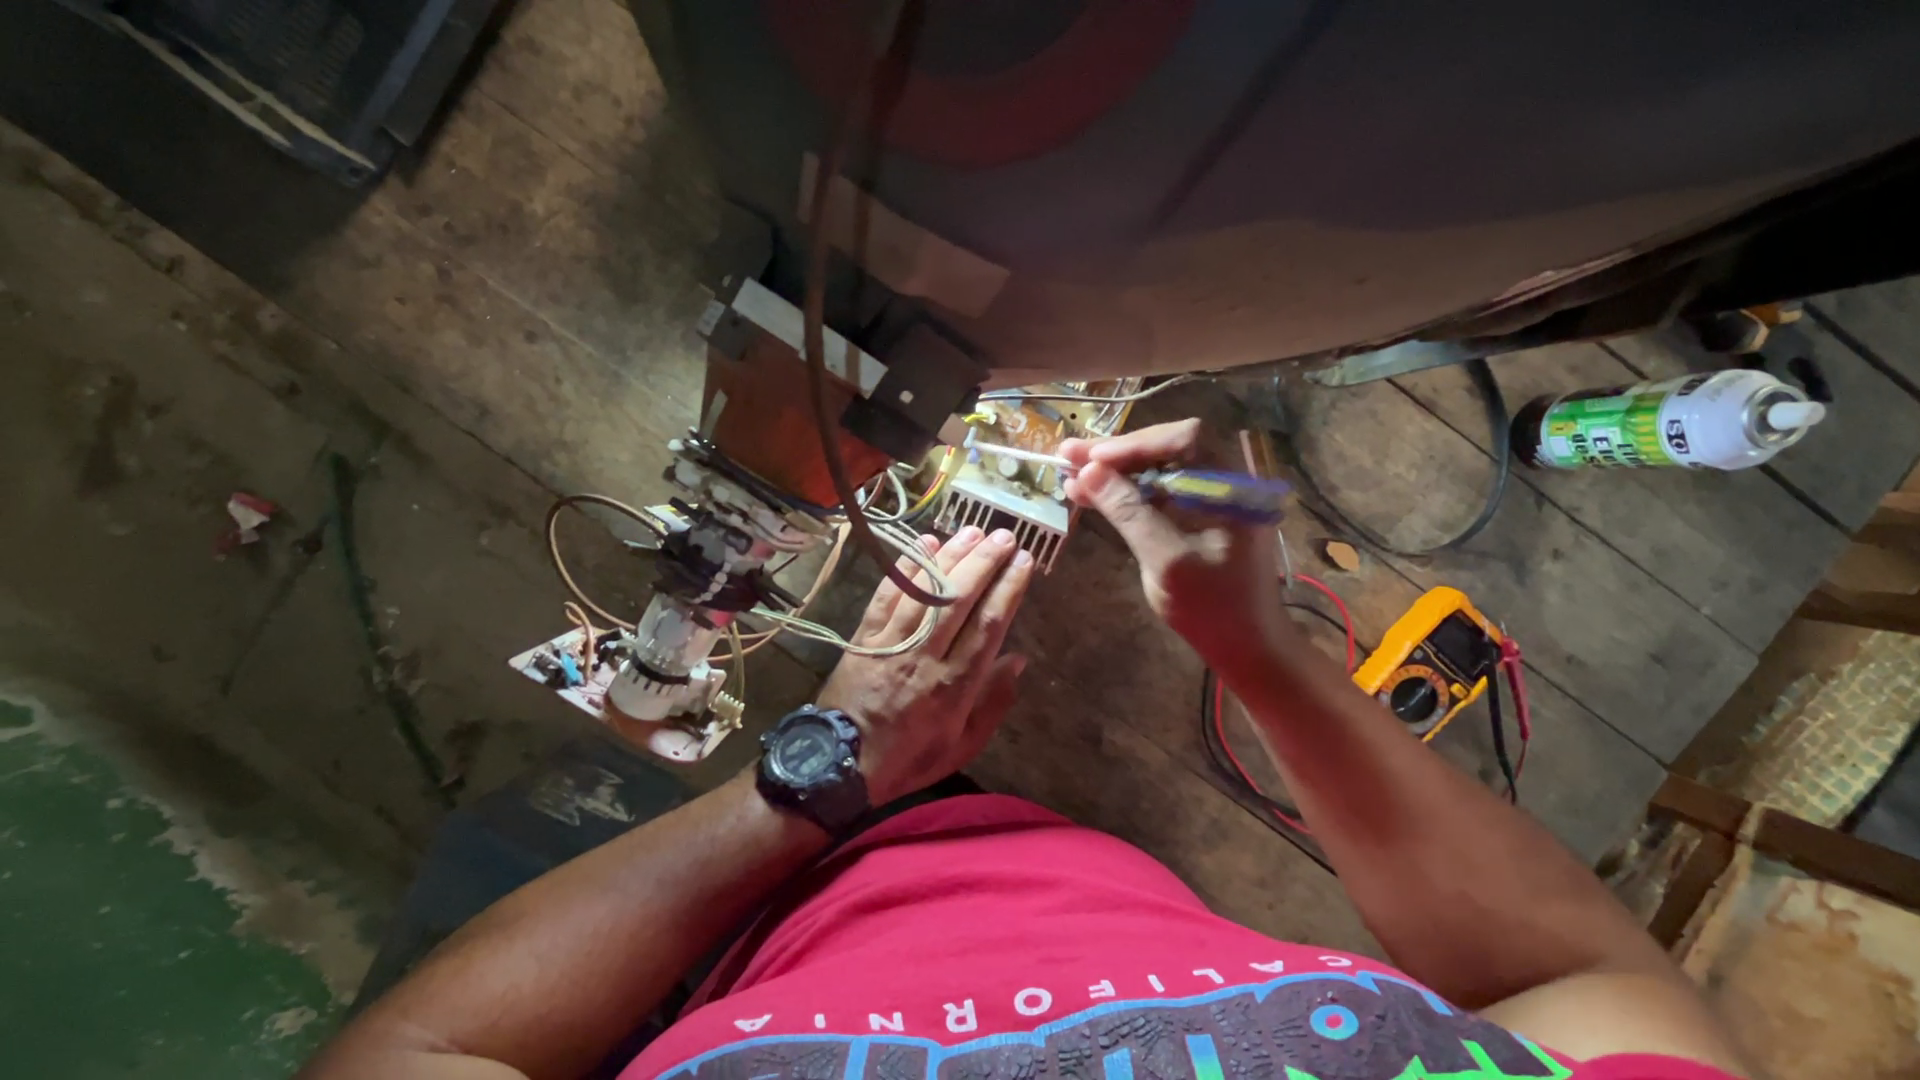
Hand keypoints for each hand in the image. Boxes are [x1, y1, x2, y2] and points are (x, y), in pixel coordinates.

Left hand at [817, 525, 1034, 804]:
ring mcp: (891, 644)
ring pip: (926, 592)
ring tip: (973, 530)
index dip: (1008, 588)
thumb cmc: (908, 758)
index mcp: (955, 685)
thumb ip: (993, 703)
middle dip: (985, 562)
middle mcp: (926, 657)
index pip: (989, 625)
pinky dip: (906, 569)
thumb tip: (1018, 660)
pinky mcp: (864, 638)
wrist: (839, 766)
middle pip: (960, 599)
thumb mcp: (962, 745)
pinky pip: (887, 596)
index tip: (1024, 561)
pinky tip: (925, 546)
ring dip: (951, 557)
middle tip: (1005, 535)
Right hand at [1060, 419, 1283, 670]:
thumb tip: (1087, 472)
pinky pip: (1161, 491)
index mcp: (1232, 487)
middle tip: (1067, 456)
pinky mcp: (1198, 515)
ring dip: (1115, 471)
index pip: (1183, 441)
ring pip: (1159, 469)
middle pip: (1168, 448)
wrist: (1247, 647)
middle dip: (1117, 454)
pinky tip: (1092, 494)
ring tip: (1070, 475)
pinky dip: (1127, 491)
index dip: (1134, 444)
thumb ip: (1129, 512)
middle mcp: (1226, 482)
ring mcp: (1213, 498)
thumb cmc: (1213, 609)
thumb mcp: (1166, 561)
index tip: (1091, 459)